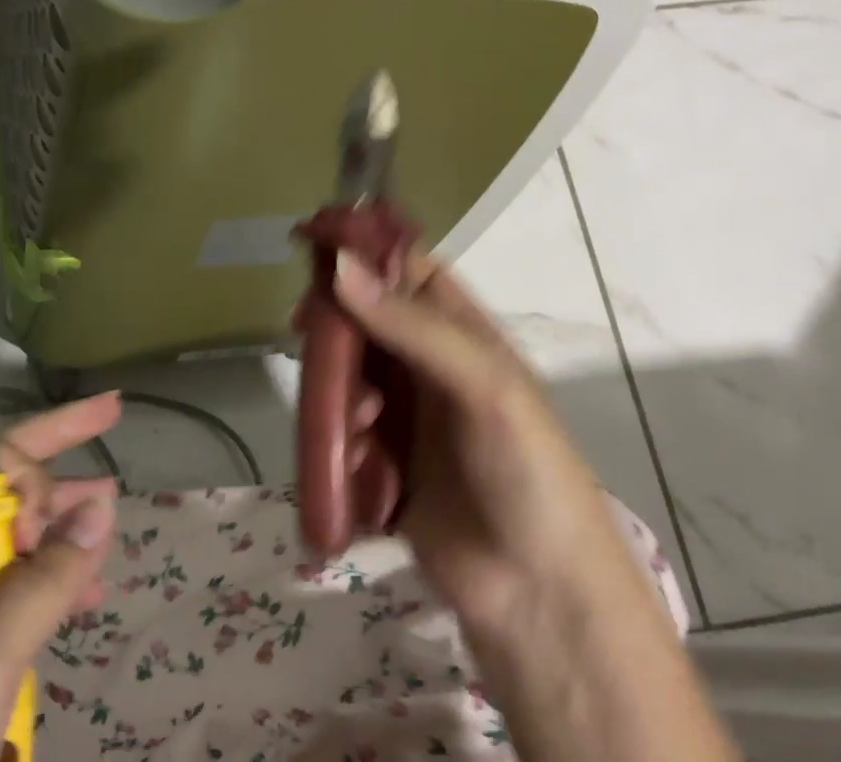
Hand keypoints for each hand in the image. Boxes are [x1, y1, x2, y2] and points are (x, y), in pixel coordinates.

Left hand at [0, 394, 121, 761]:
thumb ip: (46, 580)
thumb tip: (101, 505)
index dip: (39, 435)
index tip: (102, 429)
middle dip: (53, 480)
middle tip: (110, 491)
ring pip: (4, 544)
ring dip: (55, 534)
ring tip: (106, 536)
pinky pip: (1, 592)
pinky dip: (44, 585)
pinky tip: (82, 597)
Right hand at [331, 250, 643, 633]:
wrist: (536, 593)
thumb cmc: (527, 473)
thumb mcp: (483, 387)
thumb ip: (411, 327)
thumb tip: (339, 267)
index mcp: (468, 339)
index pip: (412, 273)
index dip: (367, 254)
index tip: (315, 247)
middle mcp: (432, 370)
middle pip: (368, 323)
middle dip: (337, 327)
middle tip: (303, 330)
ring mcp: (406, 419)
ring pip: (348, 376)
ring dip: (337, 389)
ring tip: (353, 421)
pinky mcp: (381, 464)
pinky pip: (342, 431)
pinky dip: (336, 436)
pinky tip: (347, 455)